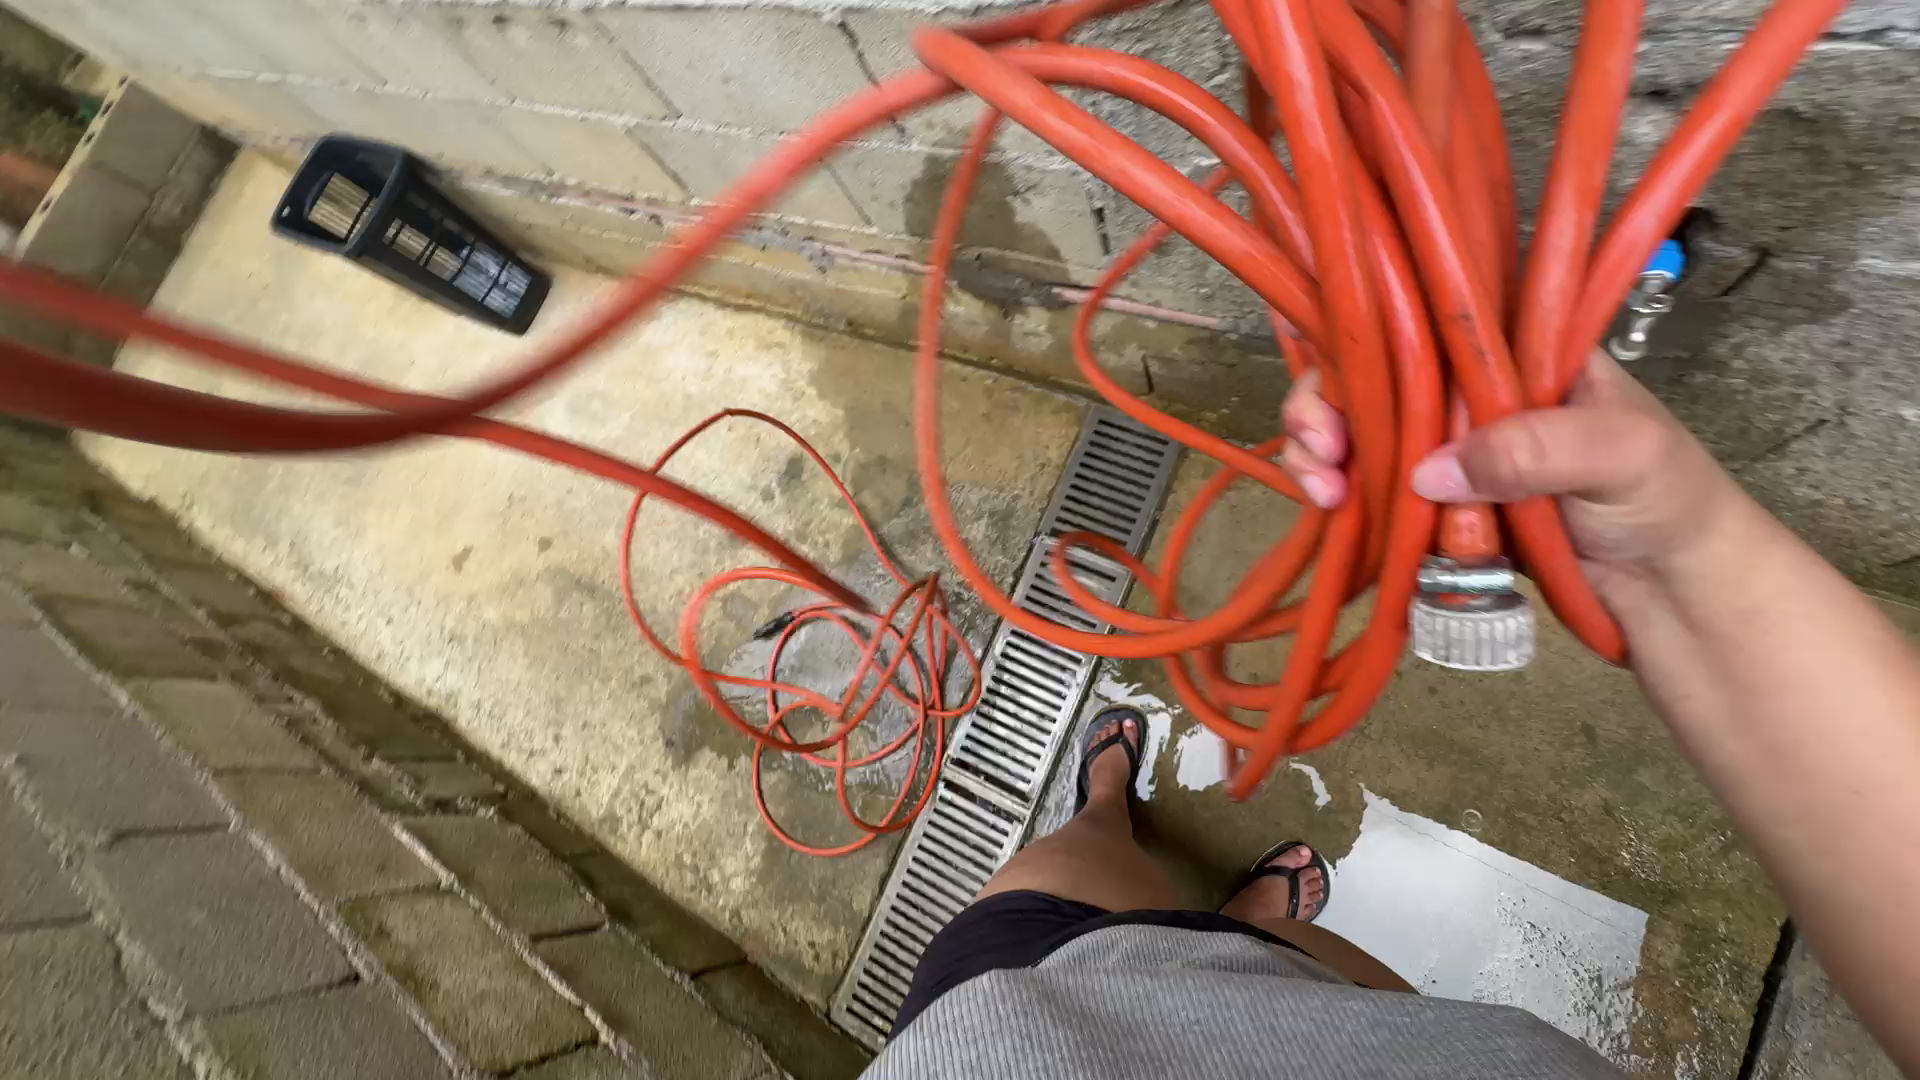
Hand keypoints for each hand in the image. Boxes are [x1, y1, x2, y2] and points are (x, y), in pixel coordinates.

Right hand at [1280, 349, 1750, 589]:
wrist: (1662, 590)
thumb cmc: (1662, 501)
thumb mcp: (1623, 454)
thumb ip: (1538, 448)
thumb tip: (1427, 473)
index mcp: (1503, 356)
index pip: (1413, 329)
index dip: (1360, 351)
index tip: (1341, 399)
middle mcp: (1457, 394)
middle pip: (1362, 379)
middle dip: (1320, 410)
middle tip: (1324, 452)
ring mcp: (1433, 448)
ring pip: (1348, 432)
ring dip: (1314, 455)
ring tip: (1324, 494)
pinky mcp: (1418, 499)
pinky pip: (1357, 484)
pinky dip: (1328, 493)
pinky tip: (1328, 509)